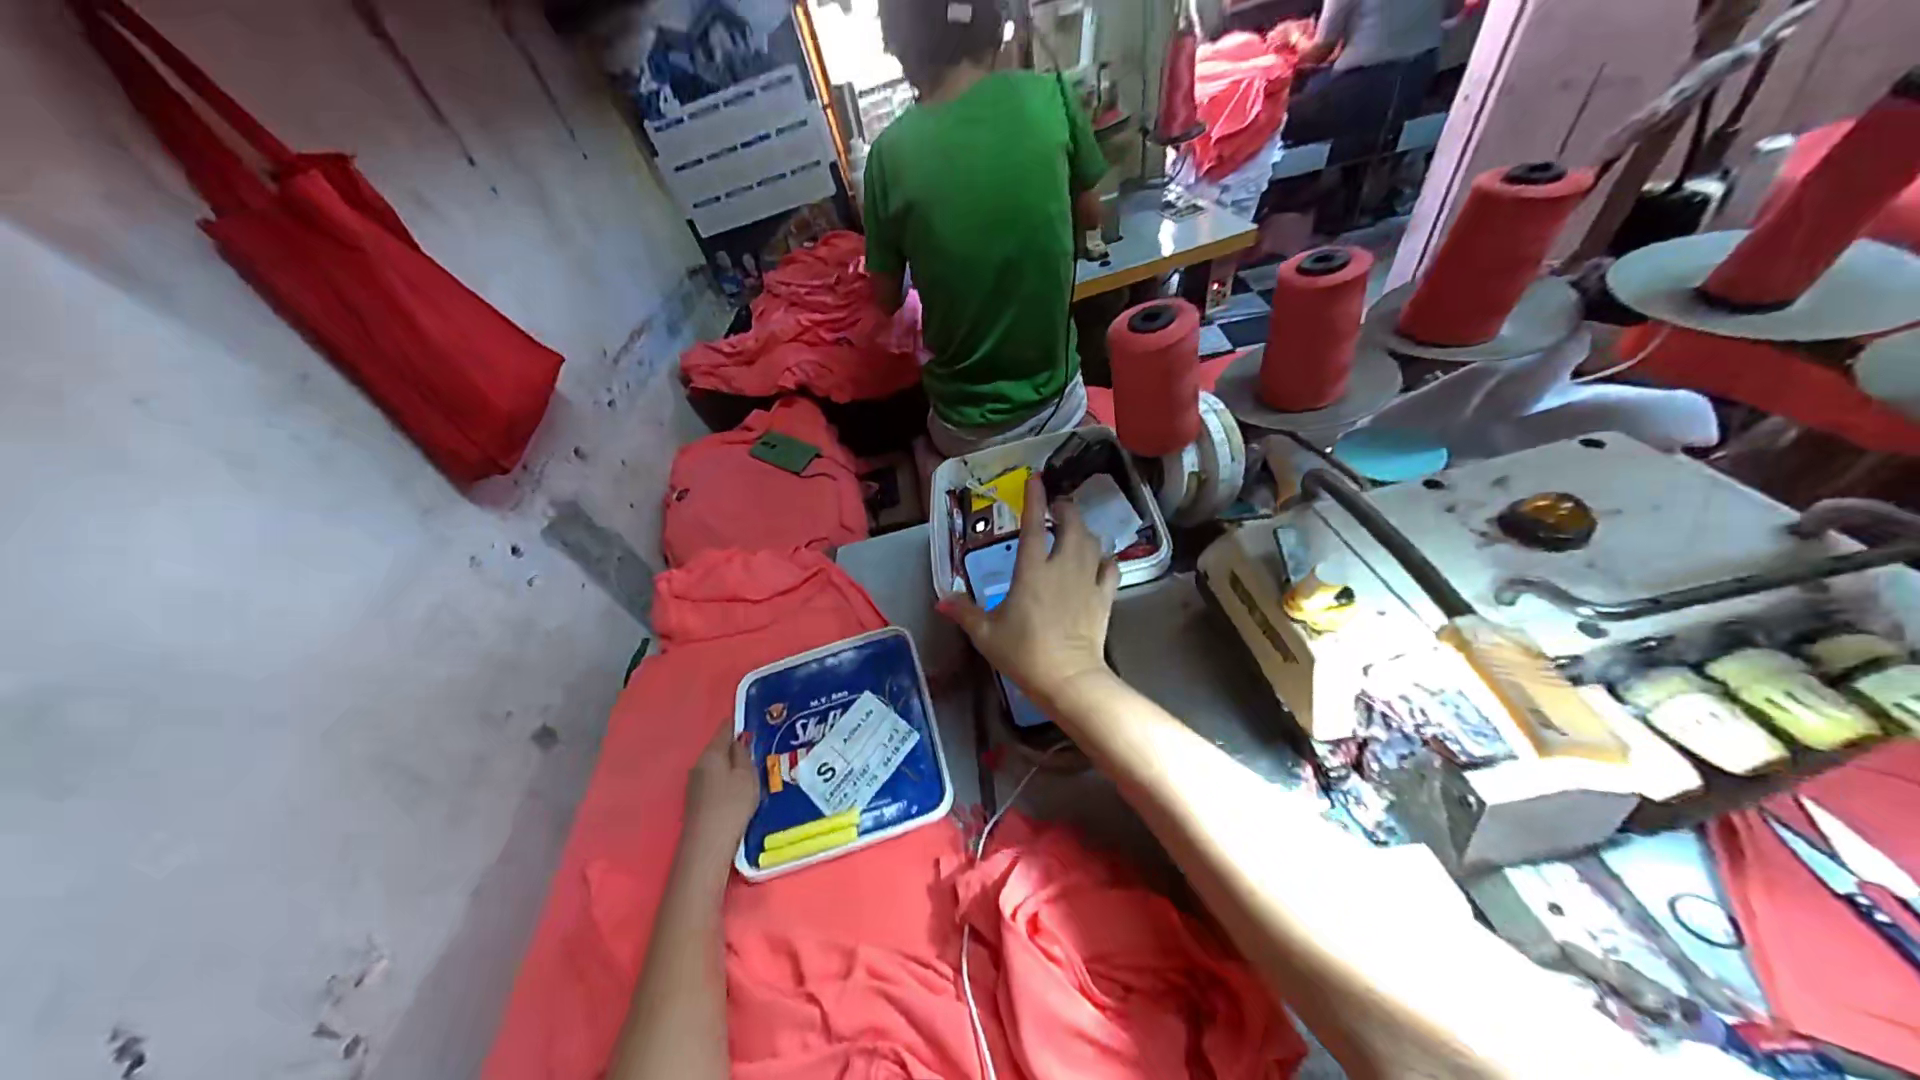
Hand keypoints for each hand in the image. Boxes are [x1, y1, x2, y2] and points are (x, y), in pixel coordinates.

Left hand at [681, 723, 759, 857]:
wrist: (707, 844)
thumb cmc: (732, 805)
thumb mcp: (747, 776)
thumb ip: (743, 754)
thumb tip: (739, 741)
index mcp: (711, 753)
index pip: (725, 729)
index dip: (739, 723)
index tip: (755, 722)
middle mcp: (698, 763)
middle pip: (719, 747)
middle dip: (736, 745)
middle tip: (758, 747)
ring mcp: (694, 782)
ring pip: (716, 764)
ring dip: (731, 764)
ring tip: (752, 768)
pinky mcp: (695, 799)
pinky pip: (713, 779)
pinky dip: (726, 778)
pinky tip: (738, 788)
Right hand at [939, 477, 1118, 705]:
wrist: (1068, 678)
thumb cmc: (1023, 653)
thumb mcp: (986, 634)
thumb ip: (964, 612)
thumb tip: (941, 600)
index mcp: (1032, 570)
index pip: (1034, 525)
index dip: (1035, 499)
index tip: (1036, 480)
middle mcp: (1062, 567)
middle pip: (1072, 524)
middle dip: (1066, 509)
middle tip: (1058, 507)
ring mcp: (1088, 580)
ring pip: (1092, 541)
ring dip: (1084, 530)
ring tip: (1074, 530)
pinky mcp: (1105, 597)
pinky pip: (1110, 567)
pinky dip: (1105, 558)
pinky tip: (1099, 560)